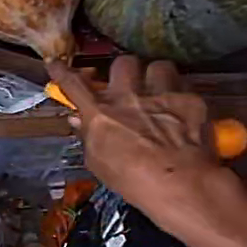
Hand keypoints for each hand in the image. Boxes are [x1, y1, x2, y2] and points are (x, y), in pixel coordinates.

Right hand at [50, 55, 246, 245]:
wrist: (178, 183)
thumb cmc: (130, 179)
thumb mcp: (98, 162)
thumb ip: (88, 136)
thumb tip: (79, 120)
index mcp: (100, 113)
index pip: (74, 85)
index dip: (62, 73)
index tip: (55, 64)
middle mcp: (128, 96)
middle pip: (122, 63)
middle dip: (124, 72)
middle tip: (127, 85)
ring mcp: (161, 95)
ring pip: (158, 66)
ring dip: (156, 77)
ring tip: (159, 90)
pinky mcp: (190, 100)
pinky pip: (184, 86)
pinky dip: (181, 96)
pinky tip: (182, 111)